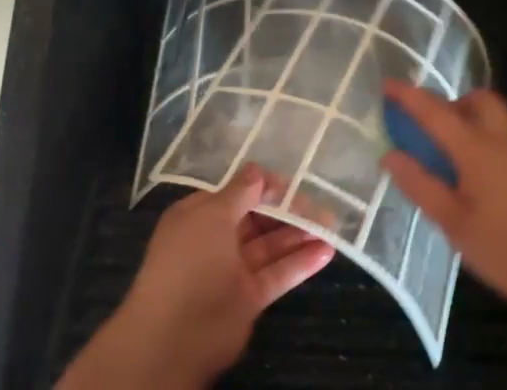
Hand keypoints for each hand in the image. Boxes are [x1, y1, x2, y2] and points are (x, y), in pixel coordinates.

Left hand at [58, 165, 334, 389]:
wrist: (175, 335)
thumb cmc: (191, 261)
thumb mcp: (212, 215)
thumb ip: (240, 192)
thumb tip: (258, 171)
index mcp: (198, 214)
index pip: (235, 193)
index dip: (262, 186)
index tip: (292, 182)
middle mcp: (214, 239)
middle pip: (255, 219)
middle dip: (286, 210)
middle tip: (321, 203)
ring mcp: (232, 270)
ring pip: (269, 246)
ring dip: (298, 235)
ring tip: (331, 225)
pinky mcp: (248, 297)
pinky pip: (276, 274)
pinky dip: (299, 263)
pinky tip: (326, 251)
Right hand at [380, 81, 506, 323]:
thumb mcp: (456, 226)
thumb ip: (421, 186)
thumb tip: (390, 155)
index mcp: (478, 149)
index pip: (434, 111)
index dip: (408, 96)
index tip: (388, 84)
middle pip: (479, 100)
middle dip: (454, 103)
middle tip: (437, 129)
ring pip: (504, 119)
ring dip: (480, 123)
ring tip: (467, 161)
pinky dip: (503, 148)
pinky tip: (503, 187)